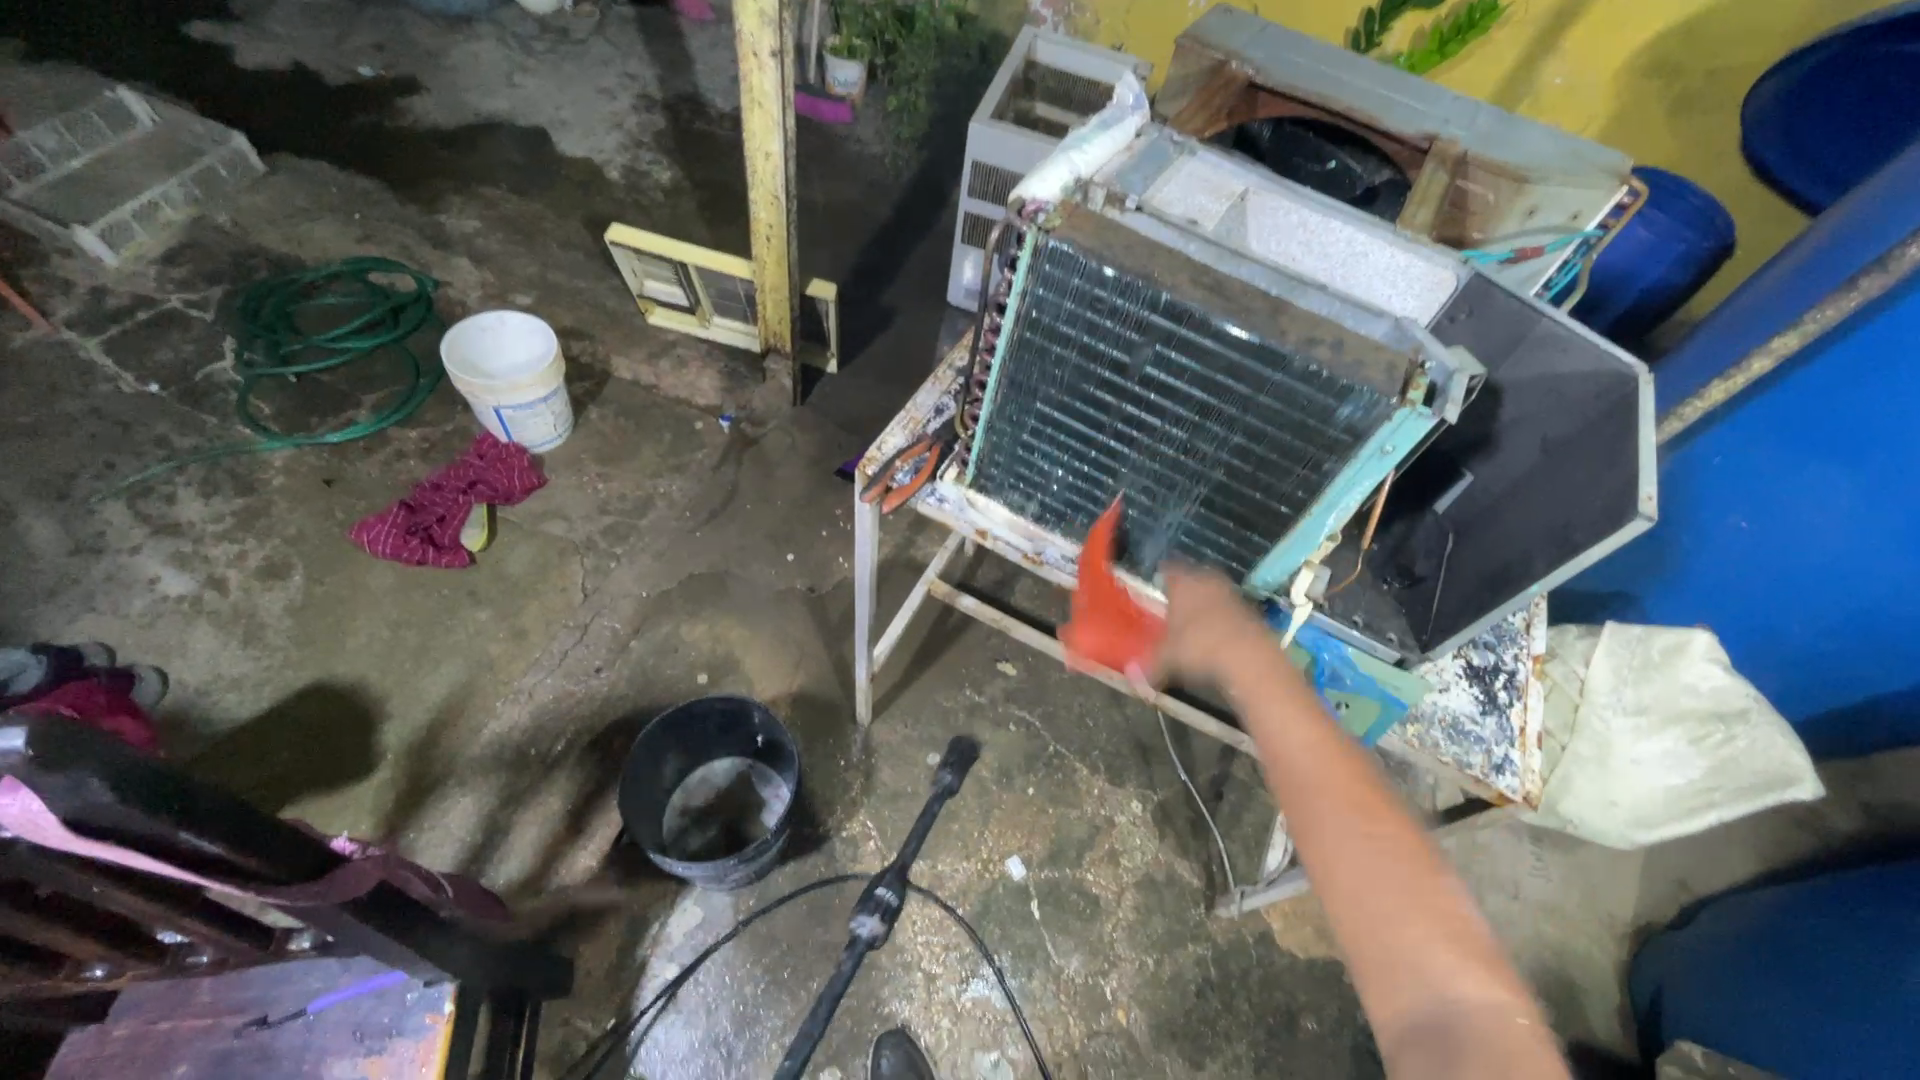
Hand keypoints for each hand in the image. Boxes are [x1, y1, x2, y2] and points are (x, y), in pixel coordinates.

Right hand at [1152, 563, 1273, 686]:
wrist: (1250, 659)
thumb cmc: (1198, 648)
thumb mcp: (1165, 659)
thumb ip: (1149, 665)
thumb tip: (1133, 675)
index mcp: (1183, 582)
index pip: (1168, 569)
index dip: (1162, 577)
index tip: (1157, 587)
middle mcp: (1208, 581)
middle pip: (1194, 578)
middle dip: (1186, 591)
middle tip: (1175, 606)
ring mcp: (1233, 595)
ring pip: (1214, 594)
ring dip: (1207, 606)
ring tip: (1196, 626)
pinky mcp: (1253, 612)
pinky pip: (1231, 612)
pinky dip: (1224, 621)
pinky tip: (1218, 640)